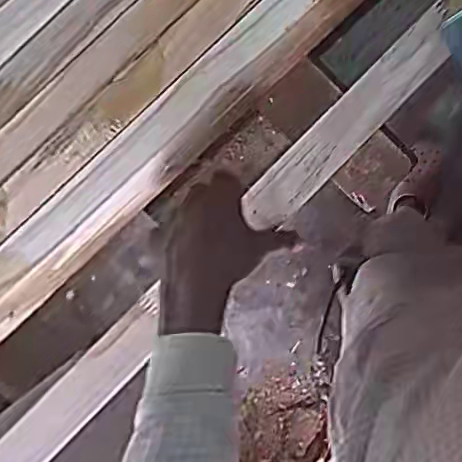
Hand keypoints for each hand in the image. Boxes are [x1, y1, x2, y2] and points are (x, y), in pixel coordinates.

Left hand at [159, 173, 295, 333]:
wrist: (195, 285)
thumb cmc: (228, 260)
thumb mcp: (260, 248)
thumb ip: (281, 240)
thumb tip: (301, 240)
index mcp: (221, 196)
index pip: (226, 176)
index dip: (233, 183)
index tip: (238, 192)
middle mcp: (195, 201)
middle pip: (203, 188)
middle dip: (213, 197)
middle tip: (227, 212)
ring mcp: (175, 217)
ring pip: (184, 206)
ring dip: (194, 213)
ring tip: (209, 232)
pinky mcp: (160, 237)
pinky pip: (168, 230)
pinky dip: (175, 236)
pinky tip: (187, 248)